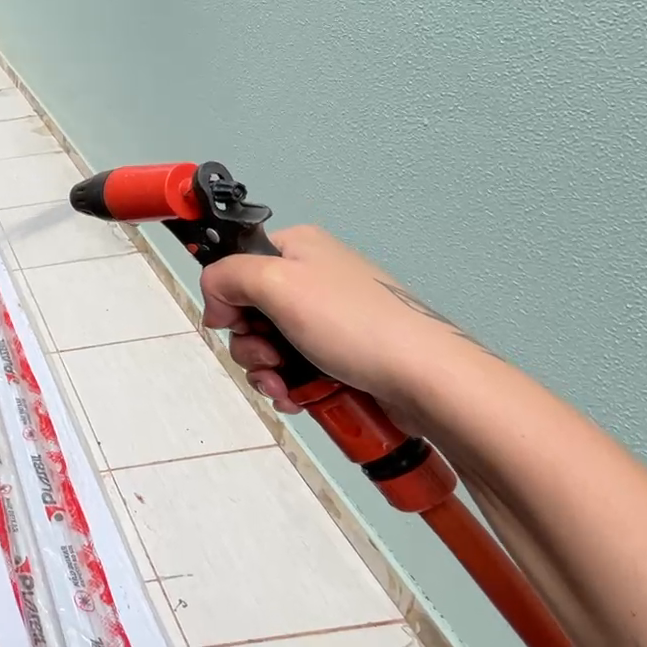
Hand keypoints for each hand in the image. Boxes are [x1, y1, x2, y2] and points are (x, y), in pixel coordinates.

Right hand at [200, 225, 478, 413]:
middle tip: (269, 357)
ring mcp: (329, 321)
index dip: (225, 294)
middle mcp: (312, 279)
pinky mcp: (343, 358)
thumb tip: (217, 304)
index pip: (236, 262)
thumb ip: (225, 277)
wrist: (430, 380)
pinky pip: (295, 370)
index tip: (231, 321)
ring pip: (269, 345)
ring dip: (265, 370)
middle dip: (248, 342)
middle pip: (249, 309)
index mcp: (298, 247)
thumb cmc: (350, 322)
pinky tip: (297, 400)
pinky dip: (288, 386)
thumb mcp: (274, 282)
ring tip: (285, 387)